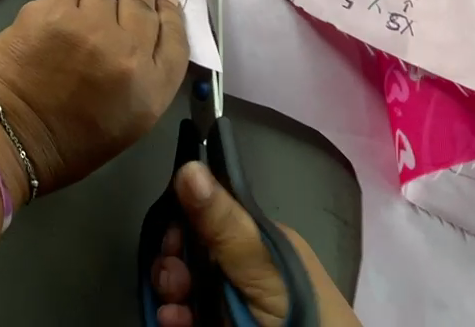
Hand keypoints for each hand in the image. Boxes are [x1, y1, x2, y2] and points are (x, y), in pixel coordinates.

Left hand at [0, 0, 189, 199]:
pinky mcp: (52, 11)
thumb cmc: (66, 145)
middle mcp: (125, 50)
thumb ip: (139, 80)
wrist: (7, 133)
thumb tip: (135, 41)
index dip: (171, 13)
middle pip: (141, 6)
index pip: (173, 40)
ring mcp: (88, 25)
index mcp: (149, 88)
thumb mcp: (125, 122)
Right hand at [151, 161, 363, 326]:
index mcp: (259, 243)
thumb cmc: (305, 319)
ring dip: (170, 289)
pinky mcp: (220, 324)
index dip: (182, 220)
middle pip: (190, 248)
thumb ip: (226, 225)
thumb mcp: (265, 271)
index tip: (170, 234)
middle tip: (174, 277)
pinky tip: (173, 320)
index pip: (208, 213)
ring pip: (183, 282)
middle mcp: (243, 267)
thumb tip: (189, 163)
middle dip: (173, 260)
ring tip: (174, 307)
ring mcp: (231, 300)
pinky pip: (186, 313)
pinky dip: (174, 316)